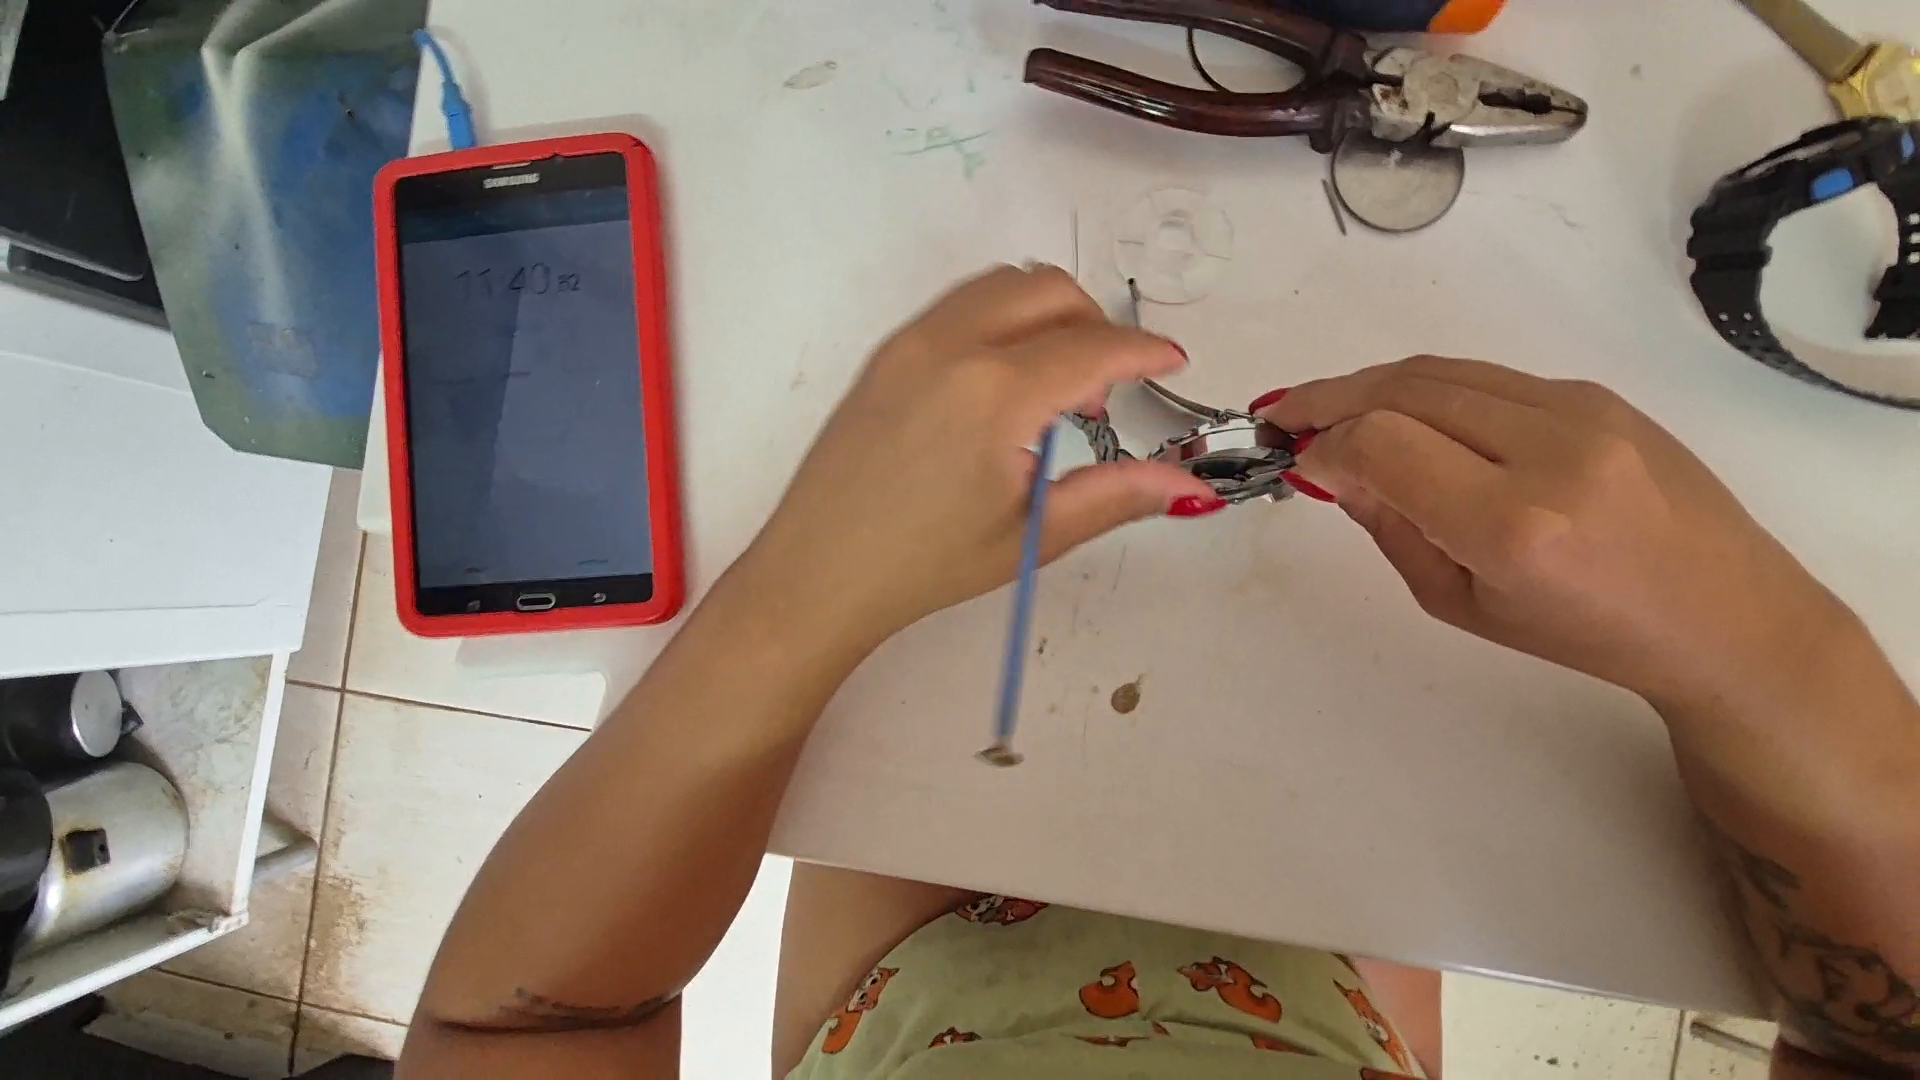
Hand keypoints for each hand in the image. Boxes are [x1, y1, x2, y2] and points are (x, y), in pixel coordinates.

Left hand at [746, 265, 1214, 644]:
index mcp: (993, 392)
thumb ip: (1115, 498)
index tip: (1172, 362)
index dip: (1142, 351)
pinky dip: (999, 320)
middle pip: (1046, 290)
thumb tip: (1191, 488)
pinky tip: (1000, 385)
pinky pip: (957, 307)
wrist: (818, 574)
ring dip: (1045, 313)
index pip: (1091, 346)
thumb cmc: (925, 566)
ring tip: (1055, 384)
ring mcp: (907, 343)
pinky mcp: (883, 355)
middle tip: (1108, 385)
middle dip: (1094, 322)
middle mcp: (949, 346)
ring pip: (998, 287)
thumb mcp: (1029, 537)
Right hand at [1262, 356, 1853, 714]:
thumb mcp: (1457, 601)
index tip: (1298, 462)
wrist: (1725, 615)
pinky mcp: (1595, 394)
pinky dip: (1418, 387)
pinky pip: (1479, 377)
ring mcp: (1581, 410)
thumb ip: (1389, 526)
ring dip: (1366, 384)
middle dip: (1326, 399)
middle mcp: (1549, 451)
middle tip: (1282, 416)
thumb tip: (1335, 467)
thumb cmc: (1580, 633)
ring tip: (1322, 407)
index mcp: (1512, 525)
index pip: (1382, 445)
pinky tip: (1394, 411)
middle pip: (1402, 391)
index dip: (1324, 445)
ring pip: (1437, 371)